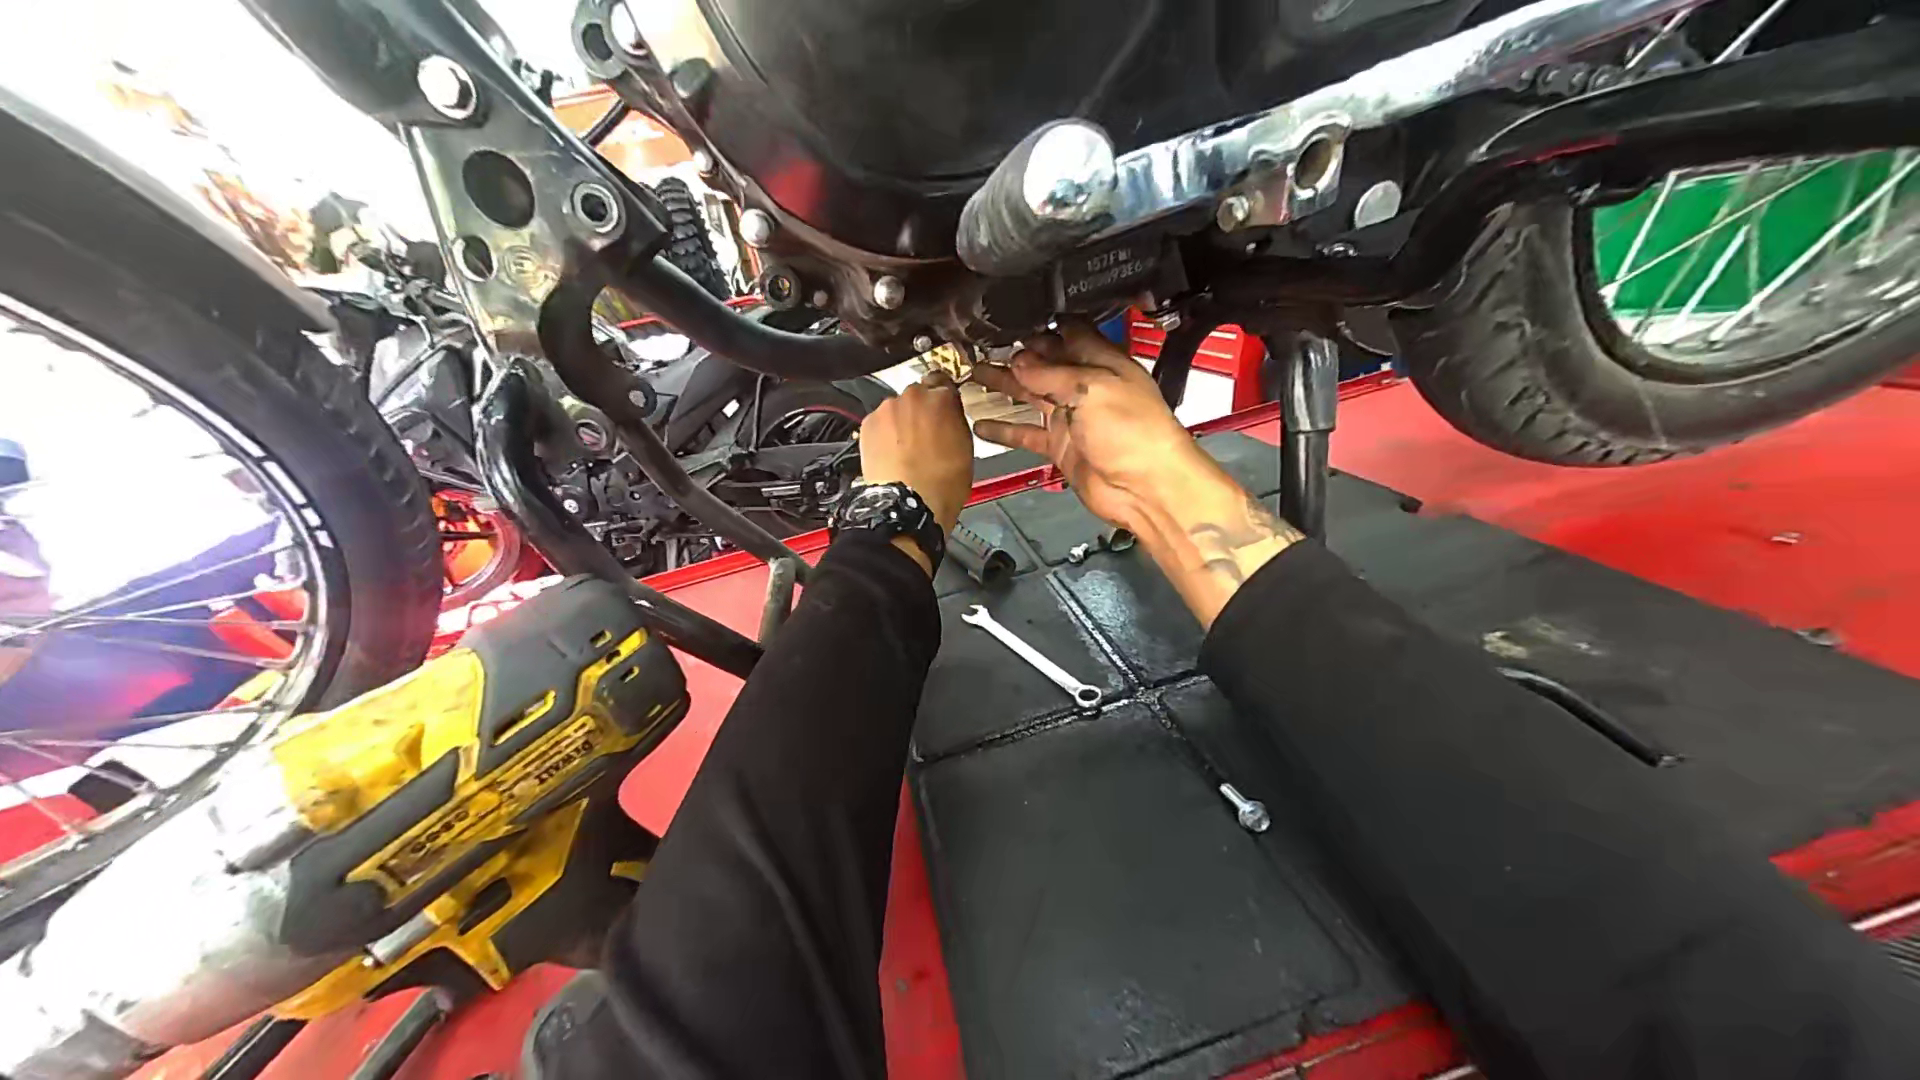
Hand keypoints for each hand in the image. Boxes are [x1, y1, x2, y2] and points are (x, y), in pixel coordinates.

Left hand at [857, 370, 973, 564]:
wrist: (908, 504)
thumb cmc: (942, 484)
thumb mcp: (966, 449)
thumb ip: (956, 422)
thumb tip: (950, 417)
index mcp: (942, 399)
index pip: (944, 384)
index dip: (943, 399)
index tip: (942, 409)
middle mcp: (913, 397)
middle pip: (917, 395)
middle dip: (921, 411)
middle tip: (925, 436)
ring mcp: (888, 410)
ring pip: (896, 409)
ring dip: (900, 423)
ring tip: (906, 450)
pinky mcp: (868, 425)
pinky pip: (879, 424)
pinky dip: (883, 435)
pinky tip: (891, 454)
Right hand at [971, 321, 1223, 532]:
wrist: (1144, 487)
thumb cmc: (1133, 431)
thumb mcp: (1091, 389)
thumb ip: (1051, 373)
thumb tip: (1019, 361)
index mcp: (1102, 364)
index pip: (1069, 336)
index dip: (1042, 329)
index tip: (1011, 324)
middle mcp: (1085, 388)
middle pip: (1045, 365)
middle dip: (1016, 356)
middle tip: (983, 348)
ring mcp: (1072, 419)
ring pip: (1031, 396)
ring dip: (1004, 386)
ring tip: (974, 376)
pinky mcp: (1061, 447)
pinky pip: (1027, 434)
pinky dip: (1004, 430)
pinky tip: (982, 425)